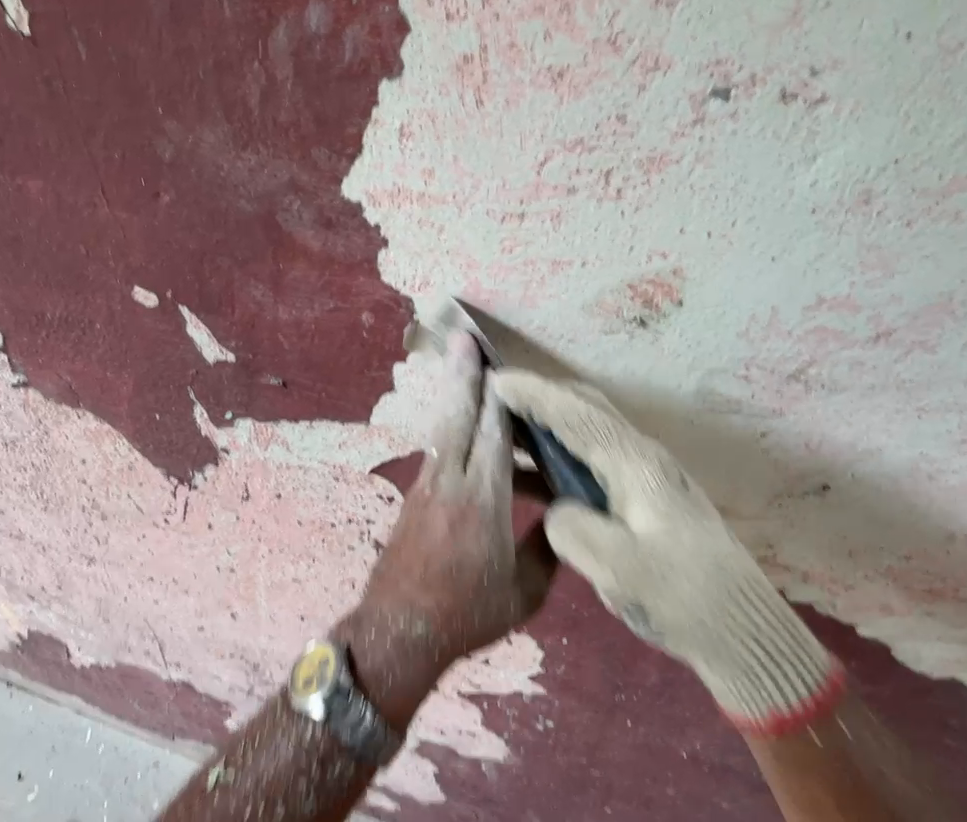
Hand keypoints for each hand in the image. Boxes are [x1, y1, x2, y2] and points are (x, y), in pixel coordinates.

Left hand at [354, 336, 556, 675]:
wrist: (400, 629)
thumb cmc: (468, 613)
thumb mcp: (524, 590)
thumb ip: (546, 546)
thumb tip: (566, 513)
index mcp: (482, 502)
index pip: (494, 436)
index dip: (502, 398)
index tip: (508, 364)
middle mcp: (450, 482)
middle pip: (458, 416)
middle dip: (463, 375)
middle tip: (466, 338)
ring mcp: (427, 485)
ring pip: (443, 428)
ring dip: (454, 393)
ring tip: (461, 362)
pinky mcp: (416, 494)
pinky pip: (438, 447)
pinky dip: (450, 423)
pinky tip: (461, 418)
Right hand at [494, 370, 845, 736]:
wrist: (742, 632)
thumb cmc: (682, 597)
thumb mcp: (617, 567)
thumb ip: (570, 527)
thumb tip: (555, 509)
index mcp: (635, 465)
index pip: (576, 414)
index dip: (533, 394)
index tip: (493, 379)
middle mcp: (640, 458)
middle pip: (584, 409)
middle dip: (538, 398)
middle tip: (491, 401)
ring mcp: (643, 478)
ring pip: (585, 434)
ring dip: (543, 427)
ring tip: (498, 433)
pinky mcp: (640, 500)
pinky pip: (588, 461)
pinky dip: (554, 458)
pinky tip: (524, 477)